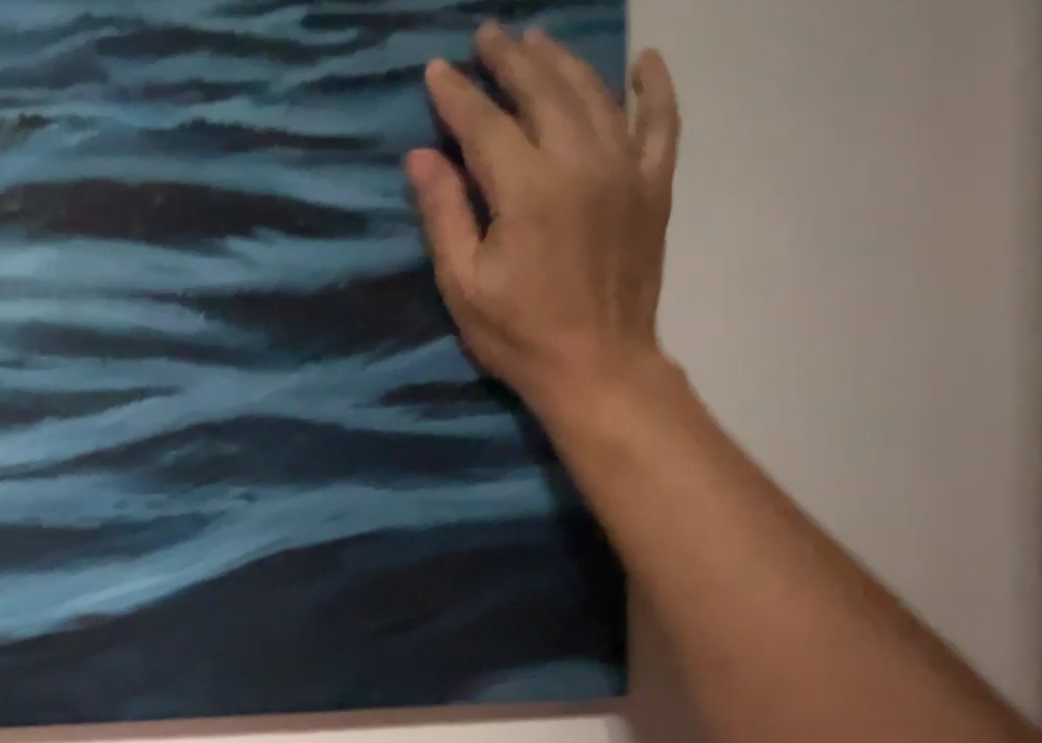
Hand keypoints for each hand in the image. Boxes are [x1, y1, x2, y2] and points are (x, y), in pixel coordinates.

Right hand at [406, 23, 681, 417]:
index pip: (485, 124)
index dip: (457, 95)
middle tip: (487, 35)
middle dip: (511, 59)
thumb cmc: (517, 333)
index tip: (435, 70)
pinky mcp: (654, 186)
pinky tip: (643, 62)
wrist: (598, 366)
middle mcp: (581, 164)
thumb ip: (443, 213)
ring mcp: (626, 170)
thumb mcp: (461, 283)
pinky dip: (653, 87)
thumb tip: (421, 156)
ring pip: (596, 94)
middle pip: (544, 92)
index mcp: (528, 191)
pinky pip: (662, 121)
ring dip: (564, 61)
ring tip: (537, 41)